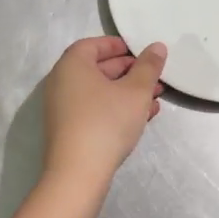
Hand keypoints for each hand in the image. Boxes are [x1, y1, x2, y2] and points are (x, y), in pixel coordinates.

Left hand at [42, 37, 166, 184]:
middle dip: (129, 71)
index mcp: (72, 65)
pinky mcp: (69, 129)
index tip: (140, 52)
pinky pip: (95, 110)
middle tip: (154, 77)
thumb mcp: (136, 91)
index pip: (94, 45)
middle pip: (98, 68)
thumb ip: (148, 67)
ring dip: (127, 92)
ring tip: (155, 98)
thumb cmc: (107, 122)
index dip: (118, 45)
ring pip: (100, 92)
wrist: (78, 172)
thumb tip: (157, 47)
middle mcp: (62, 82)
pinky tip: (142, 117)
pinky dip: (116, 108)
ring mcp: (63, 108)